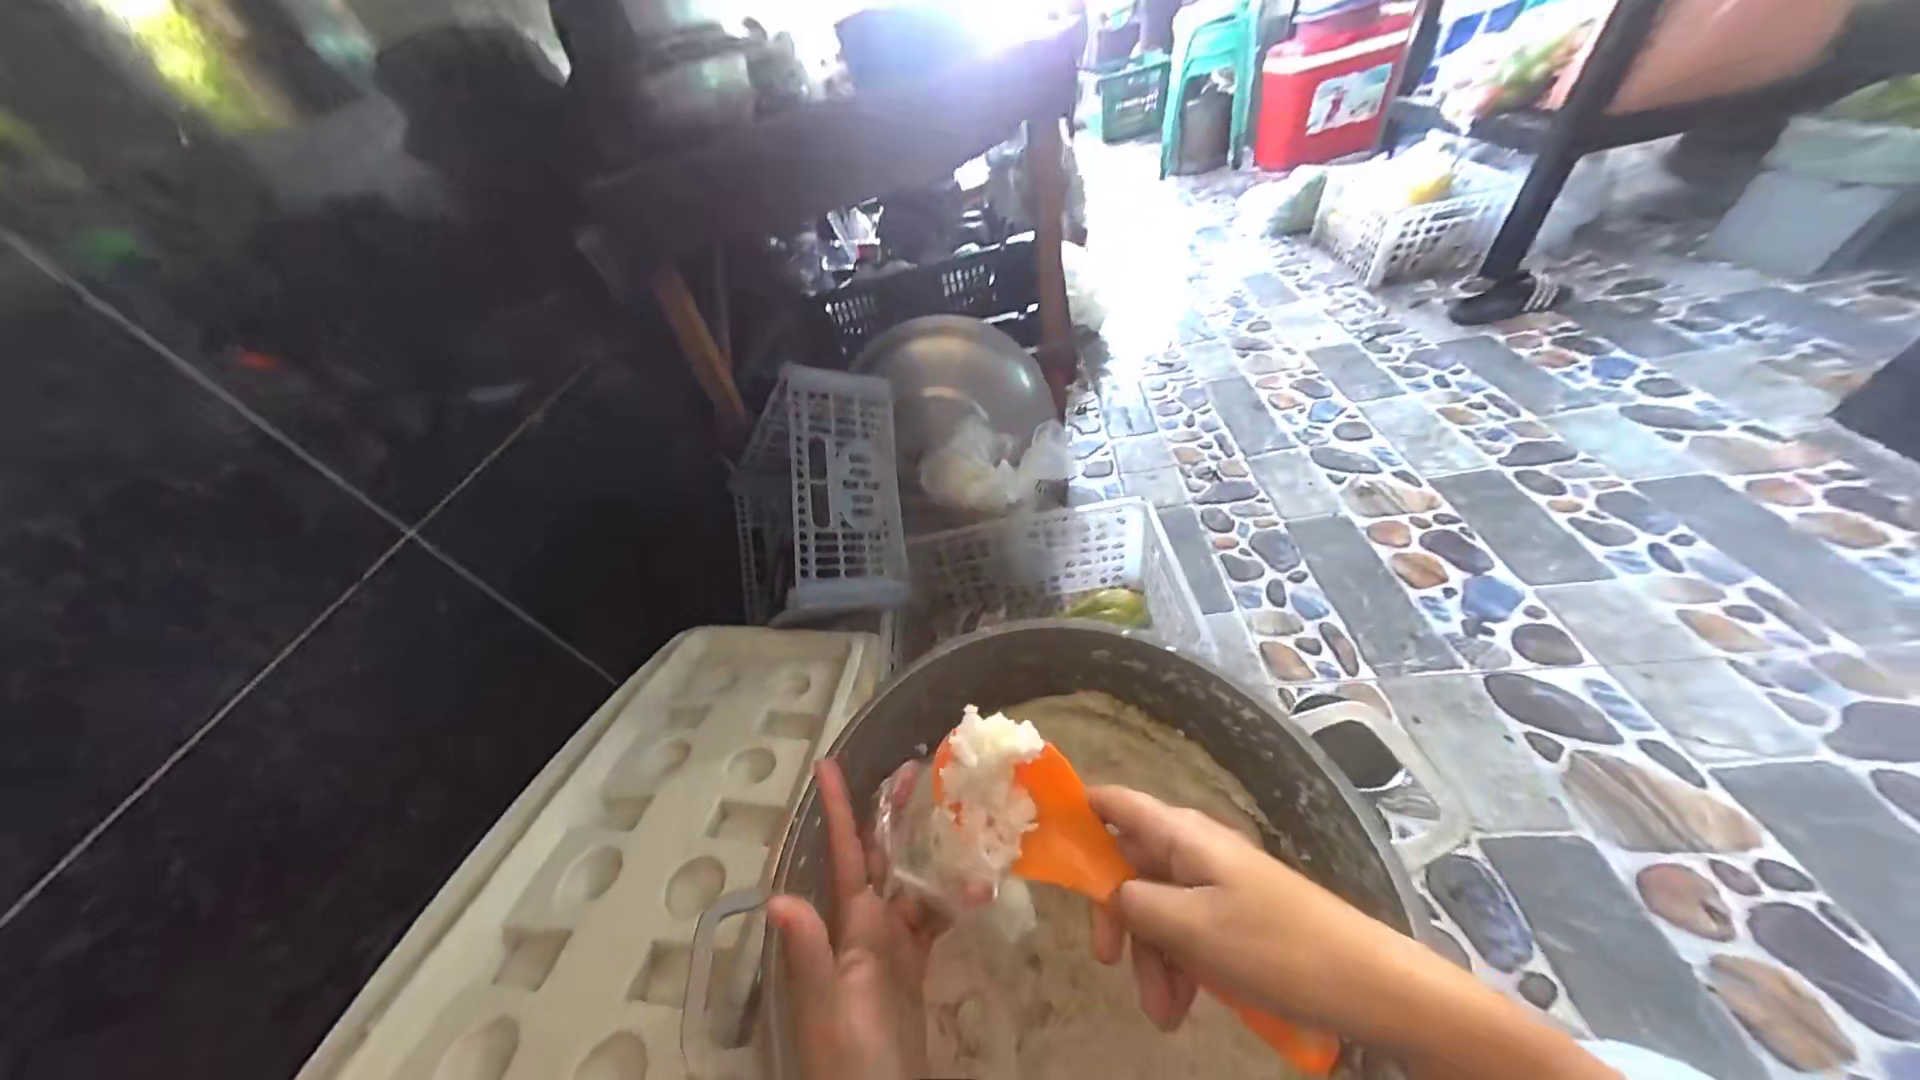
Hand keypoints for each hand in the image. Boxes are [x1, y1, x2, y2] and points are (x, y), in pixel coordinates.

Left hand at [767, 759, 946, 1079]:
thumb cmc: (851, 1059)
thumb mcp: (830, 1005)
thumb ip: (809, 953)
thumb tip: (776, 897)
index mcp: (846, 924)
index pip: (842, 853)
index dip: (835, 808)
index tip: (828, 763)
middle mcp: (866, 924)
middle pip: (881, 854)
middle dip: (892, 810)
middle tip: (916, 769)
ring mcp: (891, 943)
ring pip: (912, 880)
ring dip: (930, 849)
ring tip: (959, 816)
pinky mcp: (914, 964)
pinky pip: (933, 918)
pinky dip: (952, 900)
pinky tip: (978, 886)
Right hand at [1086, 786, 1615, 1079]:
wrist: (1372, 985)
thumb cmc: (1275, 946)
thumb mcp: (1191, 929)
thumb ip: (1135, 904)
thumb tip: (1108, 891)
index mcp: (1180, 834)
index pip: (1115, 803)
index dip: (1078, 811)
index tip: (1046, 838)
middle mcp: (1193, 847)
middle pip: (1131, 863)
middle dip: (1118, 916)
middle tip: (1108, 964)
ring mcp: (1216, 880)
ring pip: (1158, 904)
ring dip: (1152, 954)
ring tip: (1163, 1013)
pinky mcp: (1235, 912)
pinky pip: (1188, 927)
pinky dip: (1180, 962)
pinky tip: (1185, 1006)